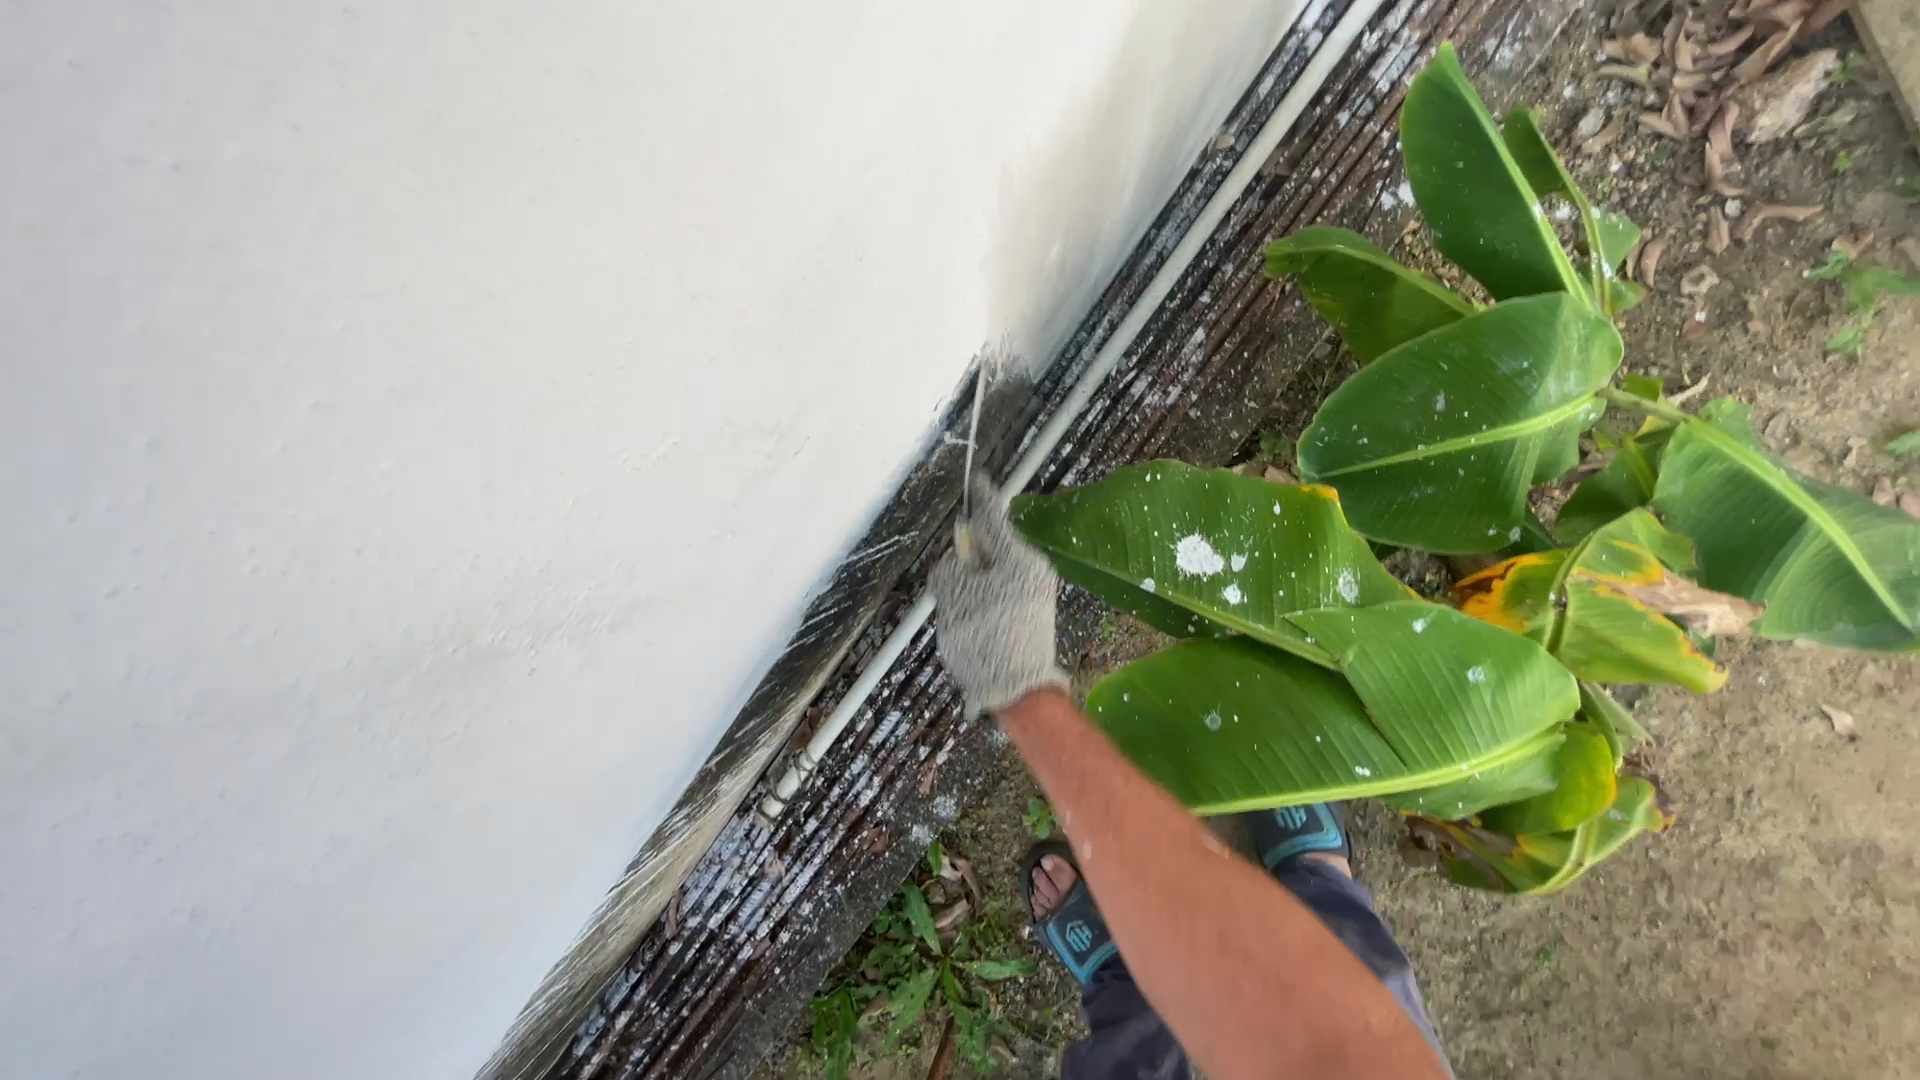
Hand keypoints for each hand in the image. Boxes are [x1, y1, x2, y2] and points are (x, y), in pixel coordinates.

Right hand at [927, 474, 1069, 715]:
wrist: (1017, 692)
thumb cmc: (985, 639)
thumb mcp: (956, 596)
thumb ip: (952, 566)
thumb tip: (959, 554)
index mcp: (1019, 560)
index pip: (994, 518)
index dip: (981, 498)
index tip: (978, 480)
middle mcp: (1033, 571)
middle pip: (991, 548)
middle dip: (968, 557)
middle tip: (951, 579)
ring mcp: (1036, 594)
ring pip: (992, 574)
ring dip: (971, 583)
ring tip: (959, 612)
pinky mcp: (1031, 614)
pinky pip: (998, 594)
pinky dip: (980, 600)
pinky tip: (971, 625)